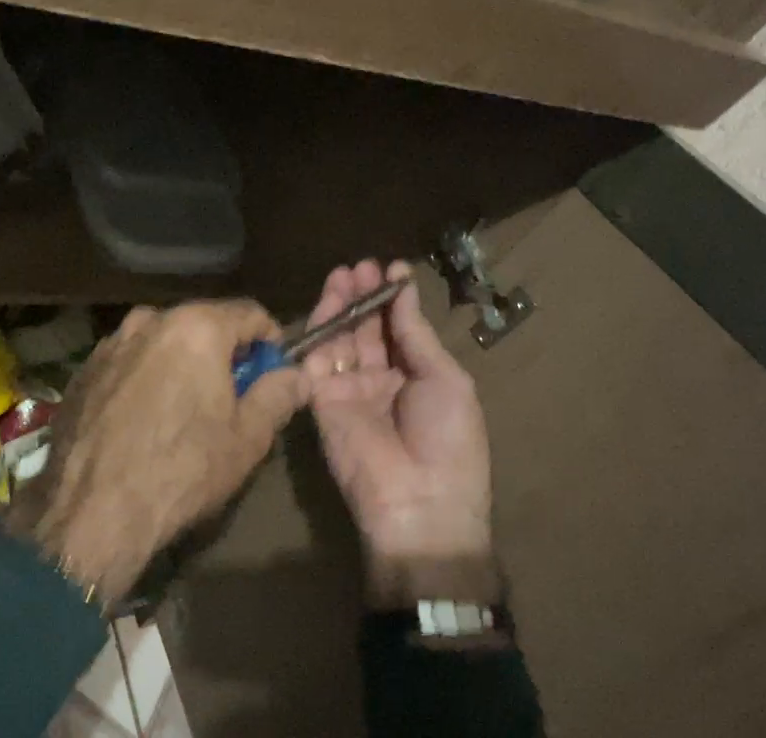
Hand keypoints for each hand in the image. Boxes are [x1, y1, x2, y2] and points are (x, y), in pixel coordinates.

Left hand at [6, 301, 310, 602]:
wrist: (92, 507)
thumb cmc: (182, 469)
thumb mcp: (247, 438)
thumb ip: (277, 395)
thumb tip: (296, 375)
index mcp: (195, 327)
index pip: (248, 312)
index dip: (269, 338)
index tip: (274, 369)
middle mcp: (148, 321)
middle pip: (200, 324)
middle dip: (221, 352)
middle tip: (233, 394)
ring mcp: (110, 344)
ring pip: (159, 342)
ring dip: (179, 364)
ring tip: (185, 410)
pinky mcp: (83, 370)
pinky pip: (127, 363)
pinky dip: (143, 379)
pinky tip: (143, 419)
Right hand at [306, 259, 497, 606]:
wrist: (418, 501)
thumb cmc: (448, 440)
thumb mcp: (446, 380)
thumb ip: (416, 334)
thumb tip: (403, 288)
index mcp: (416, 378)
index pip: (398, 330)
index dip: (392, 299)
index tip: (389, 267)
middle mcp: (379, 380)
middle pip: (366, 329)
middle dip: (363, 295)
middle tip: (359, 264)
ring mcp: (347, 389)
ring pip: (340, 337)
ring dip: (341, 303)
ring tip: (344, 272)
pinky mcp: (319, 399)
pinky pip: (317, 358)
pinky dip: (322, 327)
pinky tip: (329, 300)